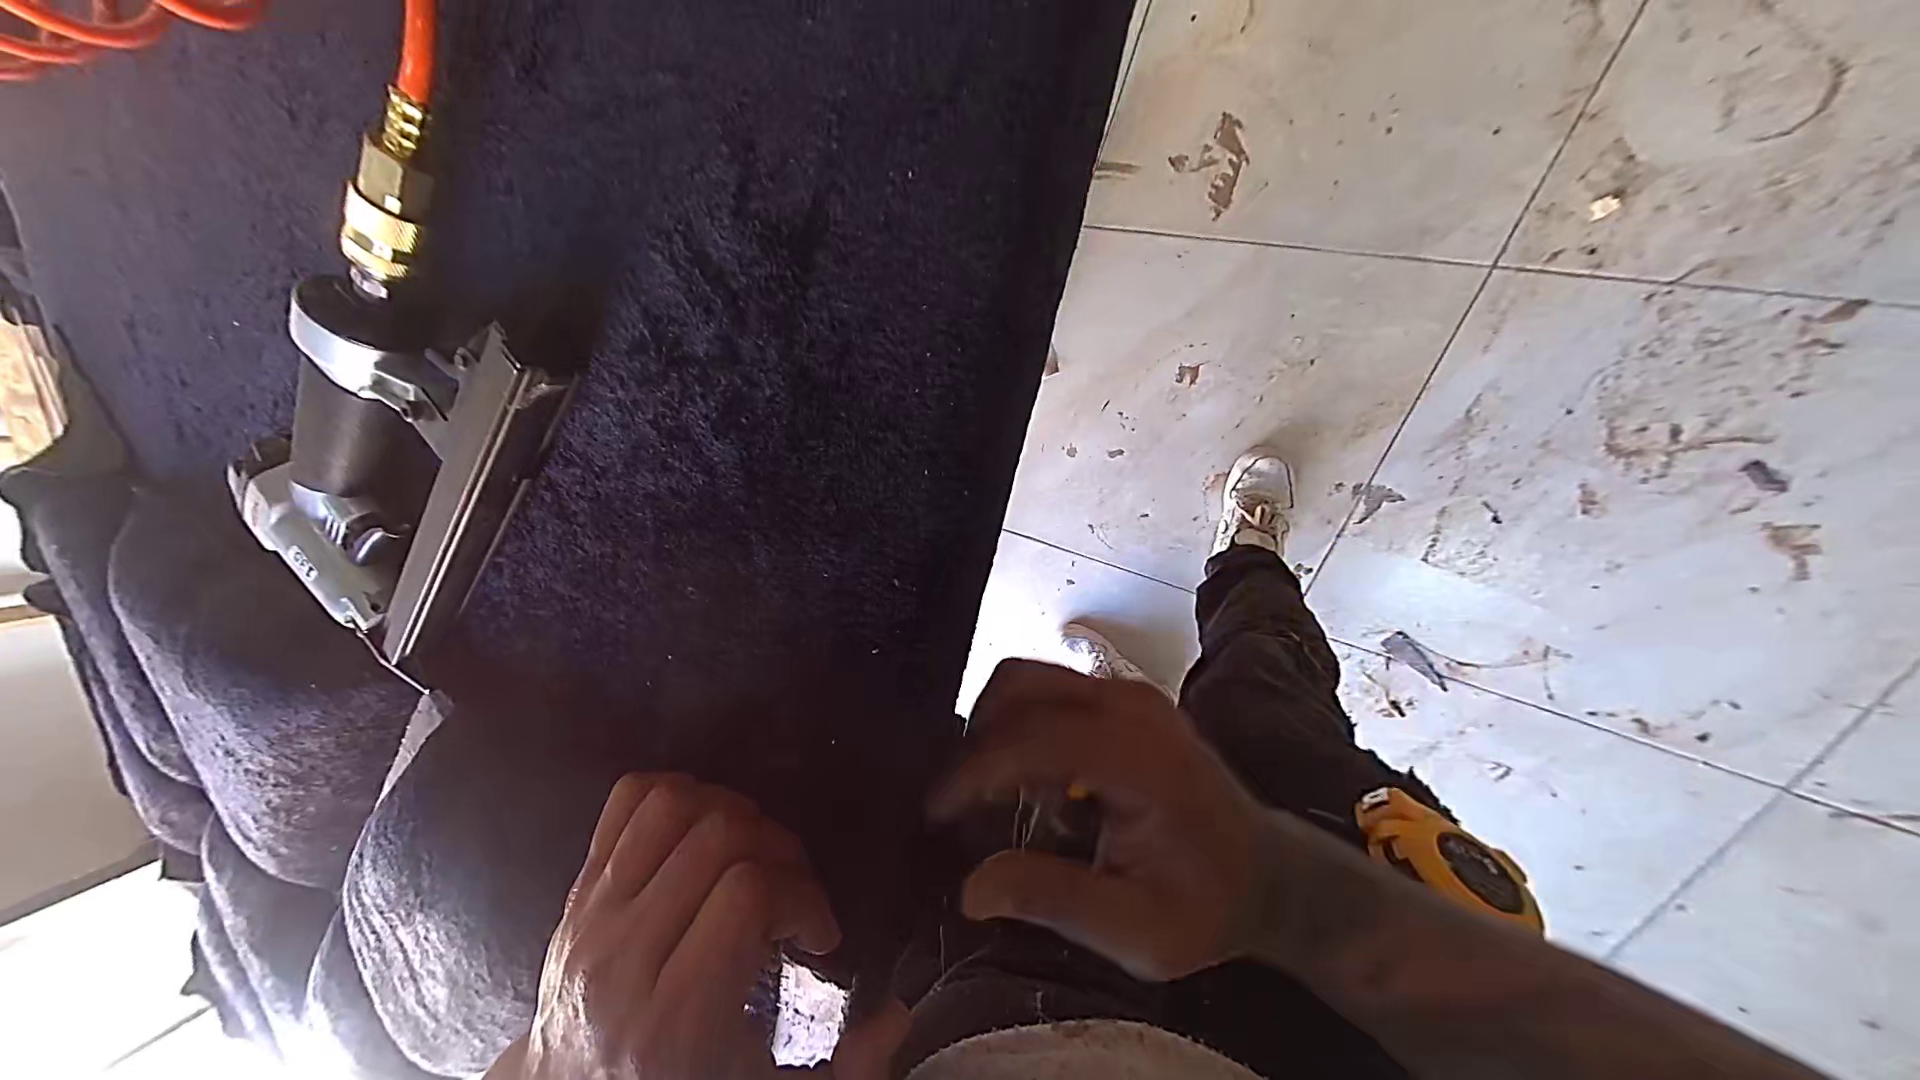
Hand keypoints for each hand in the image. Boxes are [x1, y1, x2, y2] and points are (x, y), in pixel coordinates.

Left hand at [492, 773, 907, 1079]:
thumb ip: (842, 1070)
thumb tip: (894, 1013)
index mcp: (672, 1020)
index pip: (746, 894)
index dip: (800, 895)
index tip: (815, 932)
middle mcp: (622, 958)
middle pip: (717, 838)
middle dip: (778, 850)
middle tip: (792, 889)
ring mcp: (590, 916)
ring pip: (673, 806)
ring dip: (730, 812)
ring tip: (751, 853)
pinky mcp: (576, 889)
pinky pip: (628, 801)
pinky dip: (677, 794)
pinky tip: (704, 829)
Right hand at [929, 659, 1269, 980]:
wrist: (1266, 871)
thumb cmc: (1205, 904)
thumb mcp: (1136, 931)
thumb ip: (1053, 901)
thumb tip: (972, 889)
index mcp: (1138, 756)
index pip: (1033, 739)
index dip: (975, 773)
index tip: (938, 812)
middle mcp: (1130, 705)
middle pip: (1020, 683)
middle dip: (979, 737)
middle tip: (970, 801)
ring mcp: (1128, 693)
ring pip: (1029, 679)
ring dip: (1001, 732)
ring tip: (1015, 800)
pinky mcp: (1122, 697)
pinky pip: (1049, 692)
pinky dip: (1026, 730)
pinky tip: (1048, 788)